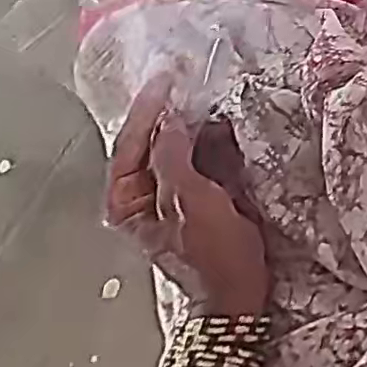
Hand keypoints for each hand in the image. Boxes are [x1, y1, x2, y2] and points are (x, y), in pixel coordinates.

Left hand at [106, 74, 269, 314]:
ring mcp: (172, 192)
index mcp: (127, 200)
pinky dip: (210, 136)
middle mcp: (143, 193)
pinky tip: (223, 122)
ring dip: (191, 121)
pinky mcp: (199, 192)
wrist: (238, 290)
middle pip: (150, 141)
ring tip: (206, 94)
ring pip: (176, 146)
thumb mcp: (191, 204)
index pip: (132, 143)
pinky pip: (199, 155)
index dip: (149, 109)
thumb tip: (169, 119)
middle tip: (186, 76)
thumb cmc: (212, 252)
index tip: (169, 77)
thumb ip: (175, 160)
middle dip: (167, 110)